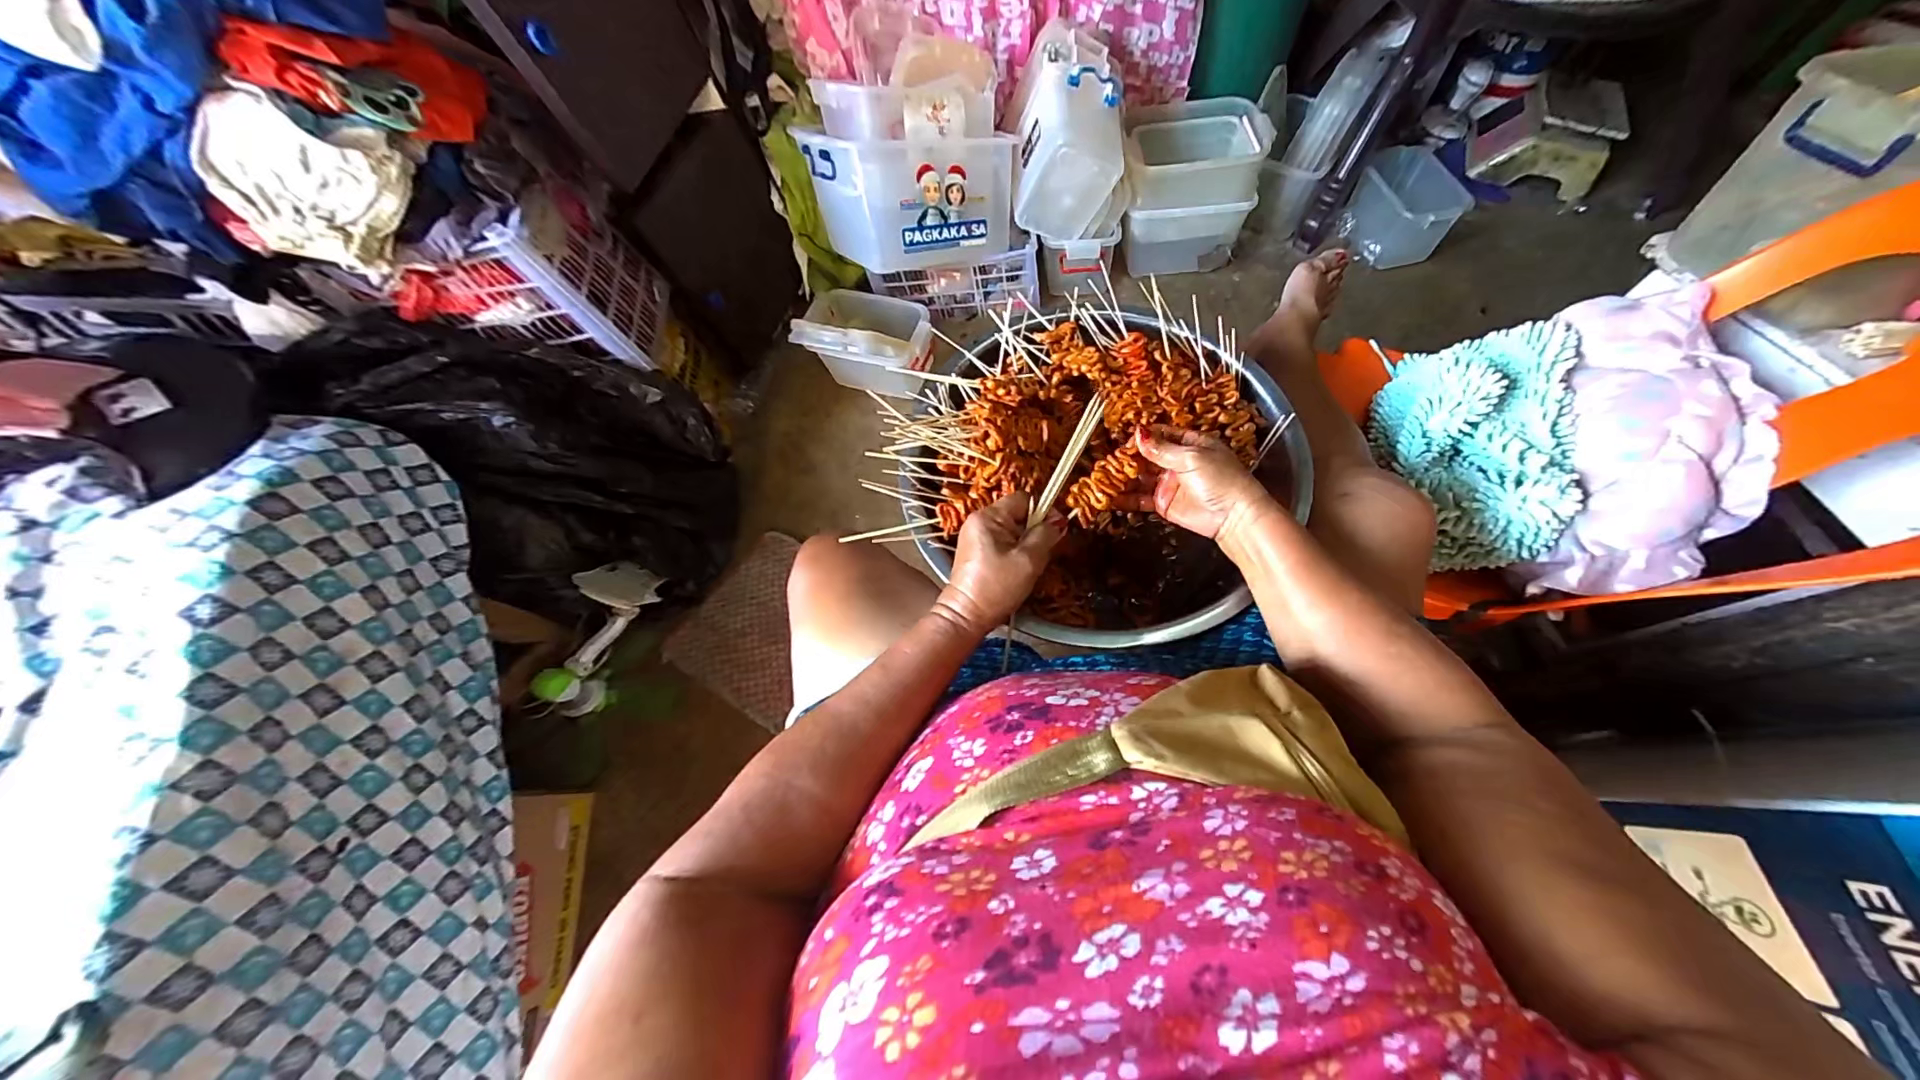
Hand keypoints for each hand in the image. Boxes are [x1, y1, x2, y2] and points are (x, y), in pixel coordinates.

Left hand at [934, 492, 1065, 633]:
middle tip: (1040, 554)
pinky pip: (1001, 541)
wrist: (965, 615)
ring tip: (1028, 564)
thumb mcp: (1028, 560)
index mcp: (988, 516)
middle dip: (1034, 530)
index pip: (1023, 499)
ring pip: (1011, 529)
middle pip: (1017, 513)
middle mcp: (978, 520)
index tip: (1054, 531)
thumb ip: (1046, 535)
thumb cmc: (997, 587)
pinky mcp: (975, 550)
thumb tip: (1059, 520)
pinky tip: (1016, 569)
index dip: (1043, 511)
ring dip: (1025, 543)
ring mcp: (974, 535)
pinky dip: (1013, 551)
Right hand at [1116, 426, 1280, 543]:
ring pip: (1140, 477)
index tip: (1124, 441)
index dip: (1142, 437)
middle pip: (1146, 456)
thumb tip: (1139, 435)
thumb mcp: (1192, 457)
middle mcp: (1177, 462)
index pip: (1160, 435)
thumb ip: (1162, 449)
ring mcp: (1169, 483)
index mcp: (1189, 444)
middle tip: (1108, 461)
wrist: (1234, 516)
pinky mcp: (1163, 503)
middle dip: (1127, 458)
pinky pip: (1140, 499)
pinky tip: (1110, 497)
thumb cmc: (1223, 480)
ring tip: (1103, 479)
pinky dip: (1125, 498)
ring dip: (1123, 477)